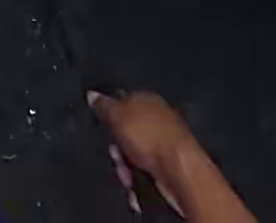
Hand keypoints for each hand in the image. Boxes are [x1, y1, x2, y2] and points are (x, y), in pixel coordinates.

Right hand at [86, 91, 255, 222]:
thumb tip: (92, 95)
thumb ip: (102, 103)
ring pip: (134, 152)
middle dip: (116, 145)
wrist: (183, 176)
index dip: (108, 113)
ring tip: (126, 171)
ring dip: (125, 163)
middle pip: (126, 130)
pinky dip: (138, 176)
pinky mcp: (171, 168)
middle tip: (116, 152)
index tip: (102, 124)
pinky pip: (146, 169)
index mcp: (148, 98)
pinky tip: (135, 180)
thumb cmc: (152, 138)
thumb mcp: (115, 113)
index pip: (121, 100)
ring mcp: (167, 144)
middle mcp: (159, 119)